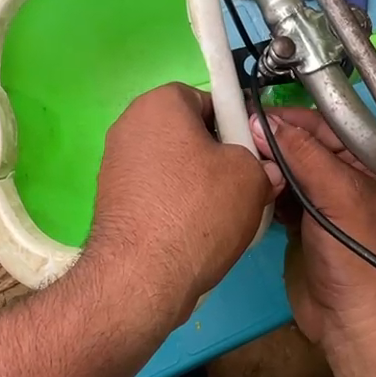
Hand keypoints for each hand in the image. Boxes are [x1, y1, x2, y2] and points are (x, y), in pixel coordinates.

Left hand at [81, 83, 273, 322]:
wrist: (140, 278)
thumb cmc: (197, 211)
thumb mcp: (251, 177)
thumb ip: (262, 162)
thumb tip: (263, 171)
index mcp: (160, 103)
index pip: (208, 98)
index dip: (234, 124)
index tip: (250, 152)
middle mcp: (130, 124)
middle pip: (188, 131)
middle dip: (216, 154)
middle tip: (241, 184)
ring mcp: (115, 163)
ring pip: (173, 164)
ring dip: (197, 182)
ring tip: (222, 214)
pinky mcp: (112, 199)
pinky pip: (156, 190)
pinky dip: (175, 204)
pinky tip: (196, 231)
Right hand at [252, 108, 375, 348]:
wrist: (353, 323)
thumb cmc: (359, 256)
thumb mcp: (339, 196)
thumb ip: (304, 156)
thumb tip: (264, 122)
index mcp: (370, 162)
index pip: (326, 126)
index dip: (290, 119)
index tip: (251, 114)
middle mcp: (348, 175)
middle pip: (304, 145)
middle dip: (274, 140)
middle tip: (236, 134)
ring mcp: (325, 200)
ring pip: (290, 168)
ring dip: (267, 165)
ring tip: (238, 157)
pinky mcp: (304, 221)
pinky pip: (281, 194)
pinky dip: (266, 189)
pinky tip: (249, 185)